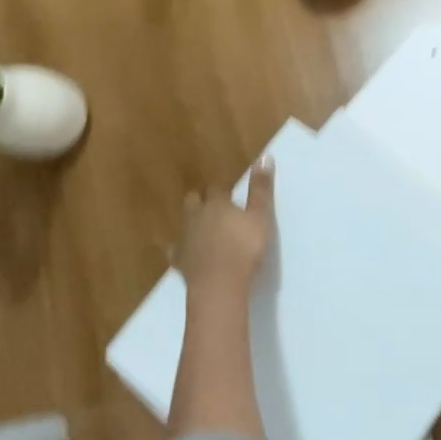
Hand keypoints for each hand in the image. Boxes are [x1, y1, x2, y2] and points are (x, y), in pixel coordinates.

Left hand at [176, 158, 275, 301]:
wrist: (219, 284)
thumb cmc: (245, 247)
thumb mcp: (261, 216)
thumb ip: (261, 189)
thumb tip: (265, 155)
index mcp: (216, 204)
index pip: (216, 188)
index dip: (223, 190)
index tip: (230, 195)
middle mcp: (196, 216)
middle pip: (193, 201)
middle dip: (201, 200)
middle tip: (214, 207)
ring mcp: (184, 238)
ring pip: (183, 223)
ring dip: (192, 223)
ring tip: (203, 229)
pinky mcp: (179, 260)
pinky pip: (176, 250)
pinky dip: (181, 249)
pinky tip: (185, 254)